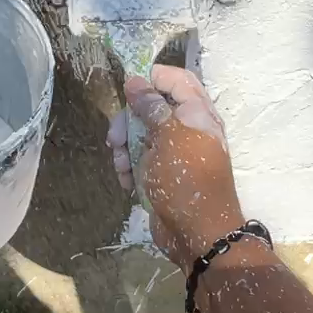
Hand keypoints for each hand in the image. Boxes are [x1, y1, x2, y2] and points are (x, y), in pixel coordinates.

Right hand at [106, 65, 243, 267]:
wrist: (198, 234)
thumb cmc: (186, 181)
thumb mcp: (167, 138)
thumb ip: (151, 107)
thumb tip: (136, 81)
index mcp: (197, 114)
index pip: (177, 79)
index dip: (153, 78)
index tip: (127, 89)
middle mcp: (187, 128)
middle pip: (151, 108)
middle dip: (128, 121)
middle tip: (115, 139)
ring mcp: (174, 152)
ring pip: (141, 134)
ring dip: (125, 148)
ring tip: (121, 166)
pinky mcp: (162, 172)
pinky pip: (140, 159)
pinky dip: (130, 167)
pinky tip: (126, 181)